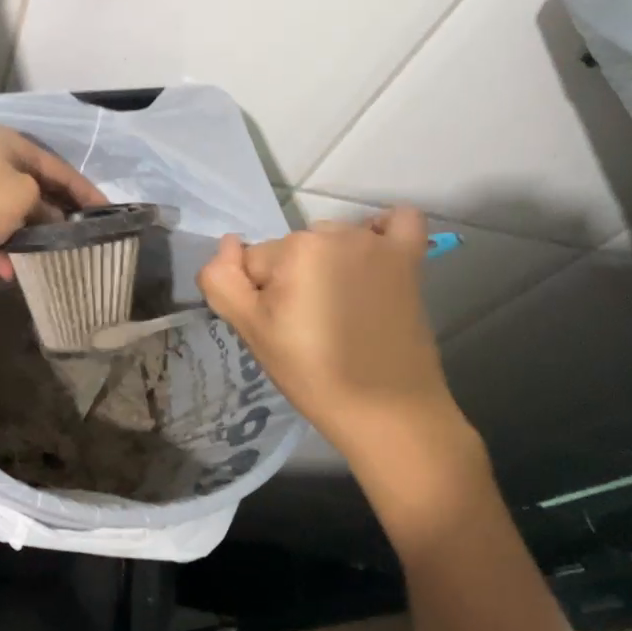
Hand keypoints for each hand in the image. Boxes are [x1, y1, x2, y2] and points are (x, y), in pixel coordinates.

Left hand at [0, 126, 106, 289]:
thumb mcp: (23, 198)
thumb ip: (45, 205)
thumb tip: (47, 217)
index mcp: (8, 145)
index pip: (57, 168)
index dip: (83, 192)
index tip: (105, 215)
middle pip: (27, 199)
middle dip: (39, 232)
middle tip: (57, 254)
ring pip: (0, 227)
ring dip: (6, 254)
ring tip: (3, 273)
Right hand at [198, 207, 466, 468]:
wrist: (384, 408)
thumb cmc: (310, 372)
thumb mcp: (250, 330)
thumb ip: (222, 280)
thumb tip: (227, 243)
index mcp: (295, 249)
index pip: (252, 262)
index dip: (255, 297)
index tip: (275, 328)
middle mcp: (337, 234)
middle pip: (290, 250)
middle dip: (289, 280)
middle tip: (304, 327)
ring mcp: (377, 245)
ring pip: (329, 242)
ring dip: (325, 266)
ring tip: (337, 311)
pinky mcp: (409, 259)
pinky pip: (396, 222)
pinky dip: (380, 232)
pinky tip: (371, 258)